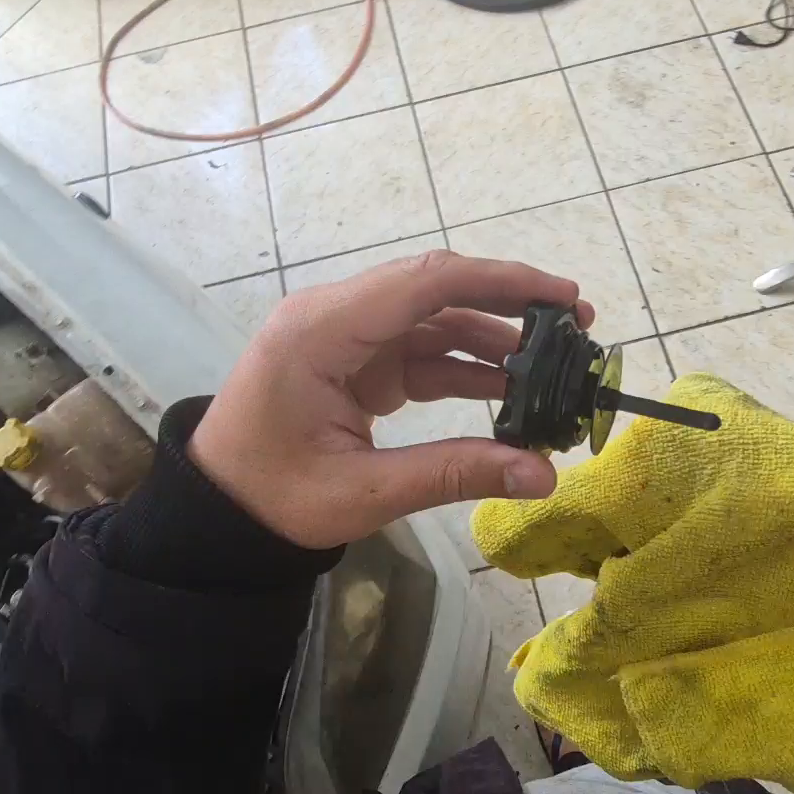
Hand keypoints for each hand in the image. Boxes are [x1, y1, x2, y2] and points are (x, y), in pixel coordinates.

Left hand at [188, 251, 593, 548]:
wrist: (219, 511)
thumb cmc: (274, 498)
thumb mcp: (363, 492)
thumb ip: (454, 474)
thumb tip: (544, 476)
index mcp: (323, 330)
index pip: (425, 283)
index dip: (500, 283)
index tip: (562, 297)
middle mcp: (336, 317)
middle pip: (436, 289)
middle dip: (508, 301)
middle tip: (575, 321)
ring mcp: (347, 337)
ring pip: (434, 319)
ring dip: (493, 336)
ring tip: (554, 360)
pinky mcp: (357, 361)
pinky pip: (422, 351)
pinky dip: (466, 366)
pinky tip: (510, 387)